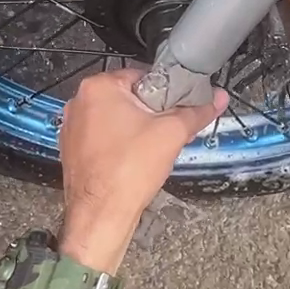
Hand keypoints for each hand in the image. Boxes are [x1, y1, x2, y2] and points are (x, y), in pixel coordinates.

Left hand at [56, 68, 226, 272]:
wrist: (102, 214)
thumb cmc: (124, 173)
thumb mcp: (173, 133)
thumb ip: (197, 111)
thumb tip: (215, 99)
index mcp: (98, 88)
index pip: (143, 75)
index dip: (167, 92)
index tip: (178, 106)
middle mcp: (80, 103)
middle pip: (130, 97)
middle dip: (152, 112)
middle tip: (166, 130)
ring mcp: (74, 127)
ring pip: (117, 117)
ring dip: (136, 128)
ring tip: (150, 147)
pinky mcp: (74, 149)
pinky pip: (105, 137)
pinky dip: (121, 144)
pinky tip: (134, 159)